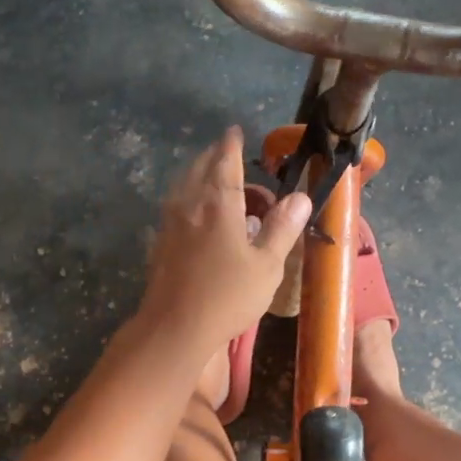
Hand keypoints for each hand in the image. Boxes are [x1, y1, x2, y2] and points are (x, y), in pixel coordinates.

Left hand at [139, 128, 311, 350]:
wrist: (174, 328)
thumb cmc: (227, 297)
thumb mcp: (266, 265)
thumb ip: (282, 228)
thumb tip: (301, 197)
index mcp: (219, 203)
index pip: (226, 161)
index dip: (232, 145)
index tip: (235, 131)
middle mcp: (190, 205)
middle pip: (200, 169)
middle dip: (214, 157)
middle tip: (227, 154)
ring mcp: (170, 225)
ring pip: (183, 187)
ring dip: (198, 177)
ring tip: (212, 181)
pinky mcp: (159, 245)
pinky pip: (174, 209)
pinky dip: (187, 201)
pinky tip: (193, 215)